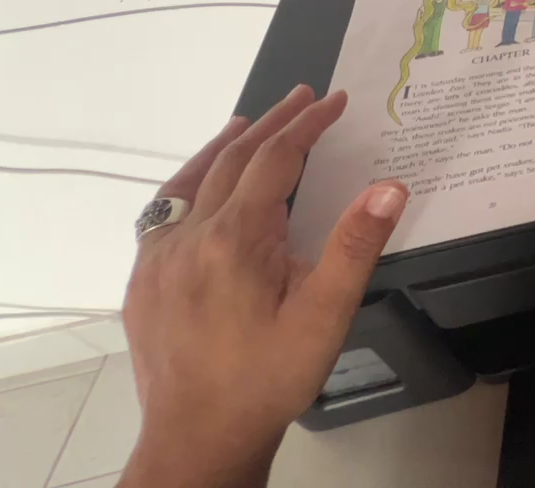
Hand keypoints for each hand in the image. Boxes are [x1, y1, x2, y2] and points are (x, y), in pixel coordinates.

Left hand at [120, 86, 407, 487]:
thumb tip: (390, 184)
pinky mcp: (144, 284)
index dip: (307, 125)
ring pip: (188, 184)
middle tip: (305, 96)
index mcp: (234, 240)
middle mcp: (187, 241)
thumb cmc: (272, 371)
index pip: (274, 161)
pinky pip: (163, 214)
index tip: (336, 100)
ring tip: (251, 120)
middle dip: (272, 123)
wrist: (199, 439)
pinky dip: (190, 181)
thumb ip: (357, 243)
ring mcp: (156, 262)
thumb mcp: (328, 311)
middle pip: (230, 162)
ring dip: (226, 145)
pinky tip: (201, 186)